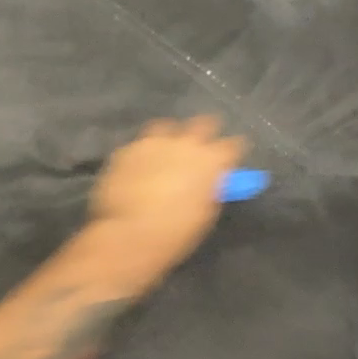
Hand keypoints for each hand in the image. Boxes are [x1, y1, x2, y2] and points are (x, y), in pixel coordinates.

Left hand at [88, 116, 247, 280]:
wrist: (132, 233)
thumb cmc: (177, 232)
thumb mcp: (205, 212)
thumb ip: (209, 188)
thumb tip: (210, 179)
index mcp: (211, 160)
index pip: (231, 145)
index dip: (229, 151)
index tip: (227, 158)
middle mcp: (185, 143)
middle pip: (202, 125)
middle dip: (204, 132)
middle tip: (199, 146)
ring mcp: (153, 143)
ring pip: (165, 128)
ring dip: (169, 137)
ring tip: (165, 150)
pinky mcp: (126, 150)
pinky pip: (139, 146)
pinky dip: (143, 154)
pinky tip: (138, 167)